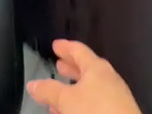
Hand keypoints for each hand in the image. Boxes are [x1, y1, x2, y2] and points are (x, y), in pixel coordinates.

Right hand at [27, 40, 142, 113]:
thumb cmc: (95, 112)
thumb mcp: (67, 101)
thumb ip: (48, 91)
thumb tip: (32, 84)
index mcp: (97, 67)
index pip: (78, 50)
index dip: (65, 47)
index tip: (55, 45)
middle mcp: (109, 78)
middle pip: (87, 68)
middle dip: (71, 68)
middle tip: (58, 66)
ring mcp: (116, 96)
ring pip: (92, 88)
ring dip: (75, 90)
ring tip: (60, 95)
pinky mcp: (120, 113)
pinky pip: (98, 102)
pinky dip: (84, 103)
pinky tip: (73, 112)